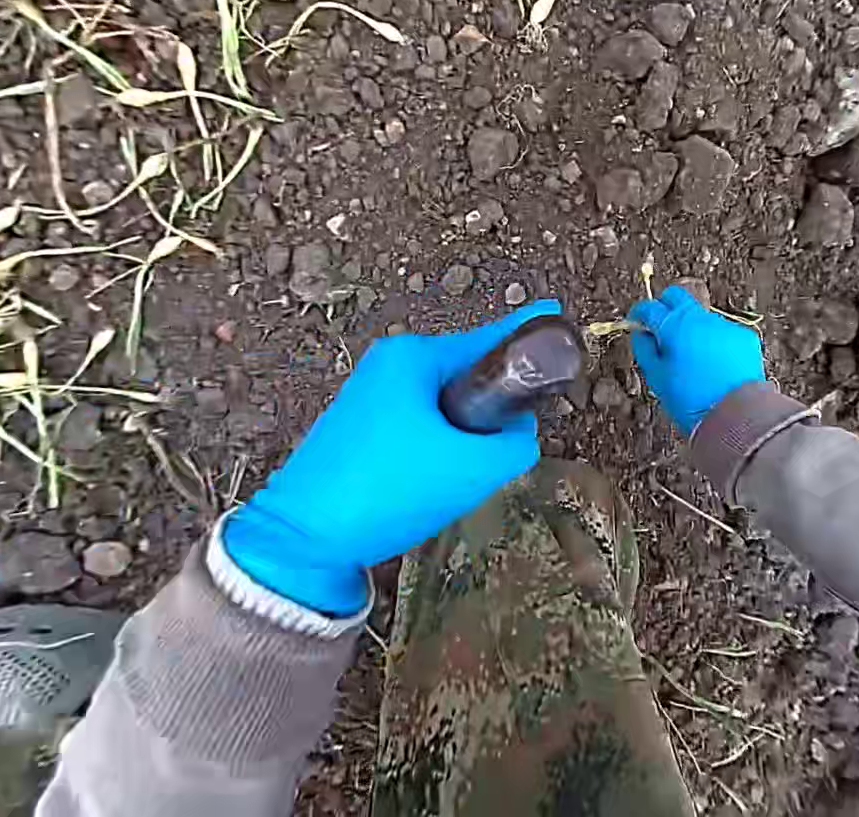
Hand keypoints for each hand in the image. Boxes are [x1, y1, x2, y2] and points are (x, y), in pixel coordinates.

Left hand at [223, 301, 562, 614]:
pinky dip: (447, 435)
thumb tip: (520, 433)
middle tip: (518, 428)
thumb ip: (517, 443)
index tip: (557, 315)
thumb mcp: (474, 467)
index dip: (528, 330)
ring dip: (471, 423)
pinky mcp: (365, 423)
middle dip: (498, 397)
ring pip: (449, 399)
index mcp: (414, 358)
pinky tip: (450, 467)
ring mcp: (374, 393)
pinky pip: (426, 418)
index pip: (489, 338)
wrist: (301, 543)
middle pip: (471, 371)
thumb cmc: (390, 489)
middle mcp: (392, 364)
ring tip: (479, 460)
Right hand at [628, 285, 766, 434]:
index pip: (651, 307)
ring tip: (692, 358)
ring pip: (702, 316)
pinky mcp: (744, 336)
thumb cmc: (691, 400)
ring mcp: (724, 326)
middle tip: (662, 329)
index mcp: (674, 326)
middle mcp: (700, 318)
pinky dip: (715, 342)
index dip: (641, 313)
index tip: (639, 322)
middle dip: (666, 306)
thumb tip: (642, 332)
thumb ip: (645, 349)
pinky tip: (715, 366)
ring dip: (693, 328)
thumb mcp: (657, 377)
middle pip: (678, 296)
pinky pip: (723, 332)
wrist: (735, 414)